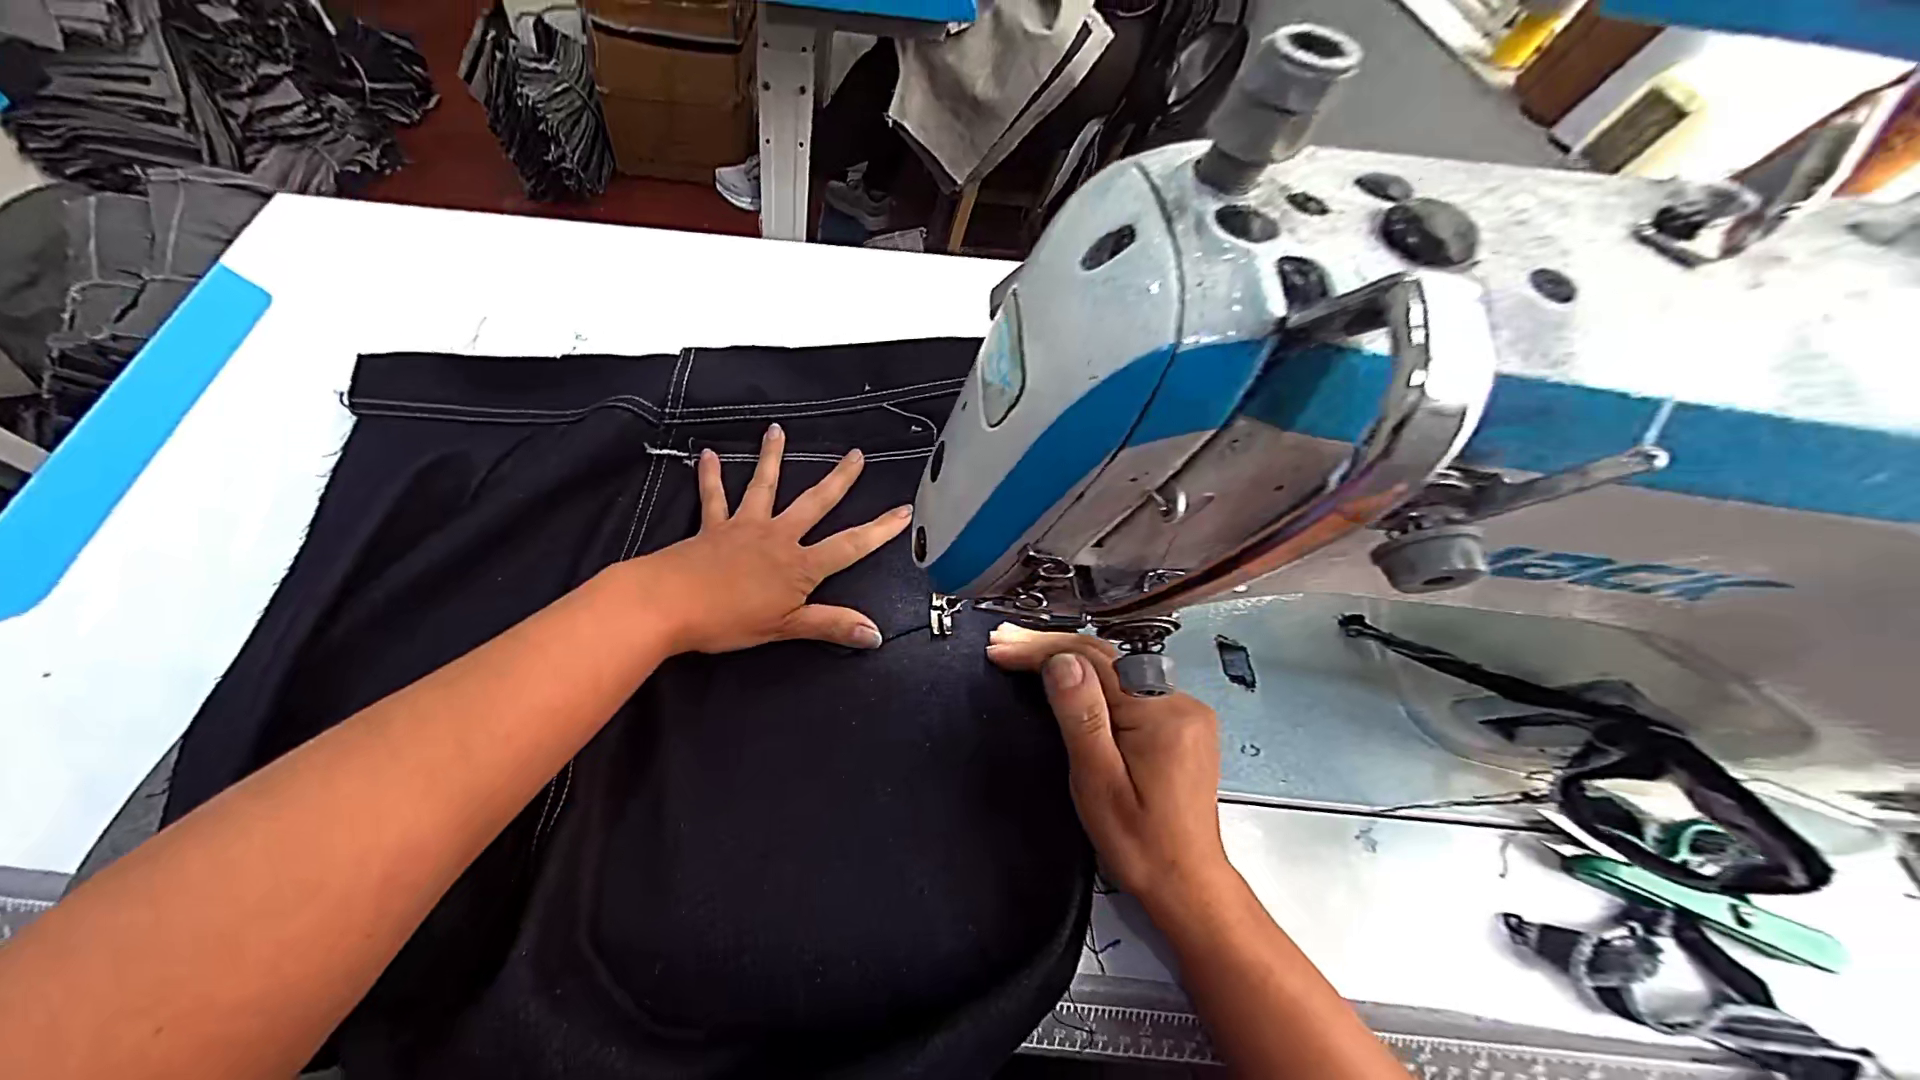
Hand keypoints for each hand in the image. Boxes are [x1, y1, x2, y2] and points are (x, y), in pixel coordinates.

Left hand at [623, 423, 912, 654]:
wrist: (667, 604)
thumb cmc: (728, 619)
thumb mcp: (786, 628)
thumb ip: (832, 626)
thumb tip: (875, 634)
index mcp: (800, 564)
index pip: (851, 544)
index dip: (881, 529)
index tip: (904, 511)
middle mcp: (778, 537)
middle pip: (816, 502)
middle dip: (840, 479)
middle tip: (856, 455)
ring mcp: (744, 527)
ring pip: (765, 486)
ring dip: (773, 457)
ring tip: (777, 430)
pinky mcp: (713, 527)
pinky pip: (714, 496)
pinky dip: (710, 475)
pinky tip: (707, 454)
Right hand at [986, 624, 1231, 908]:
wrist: (1186, 883)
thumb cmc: (1141, 844)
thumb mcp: (1099, 782)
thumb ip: (1081, 718)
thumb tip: (1061, 663)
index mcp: (1160, 715)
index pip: (1091, 661)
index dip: (1040, 650)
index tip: (1002, 648)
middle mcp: (1179, 704)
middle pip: (1104, 658)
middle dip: (1049, 647)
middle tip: (1004, 641)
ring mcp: (1182, 711)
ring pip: (1113, 668)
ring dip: (1067, 658)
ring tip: (1023, 651)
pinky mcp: (1177, 722)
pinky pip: (1127, 685)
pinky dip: (1091, 677)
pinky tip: (1064, 673)